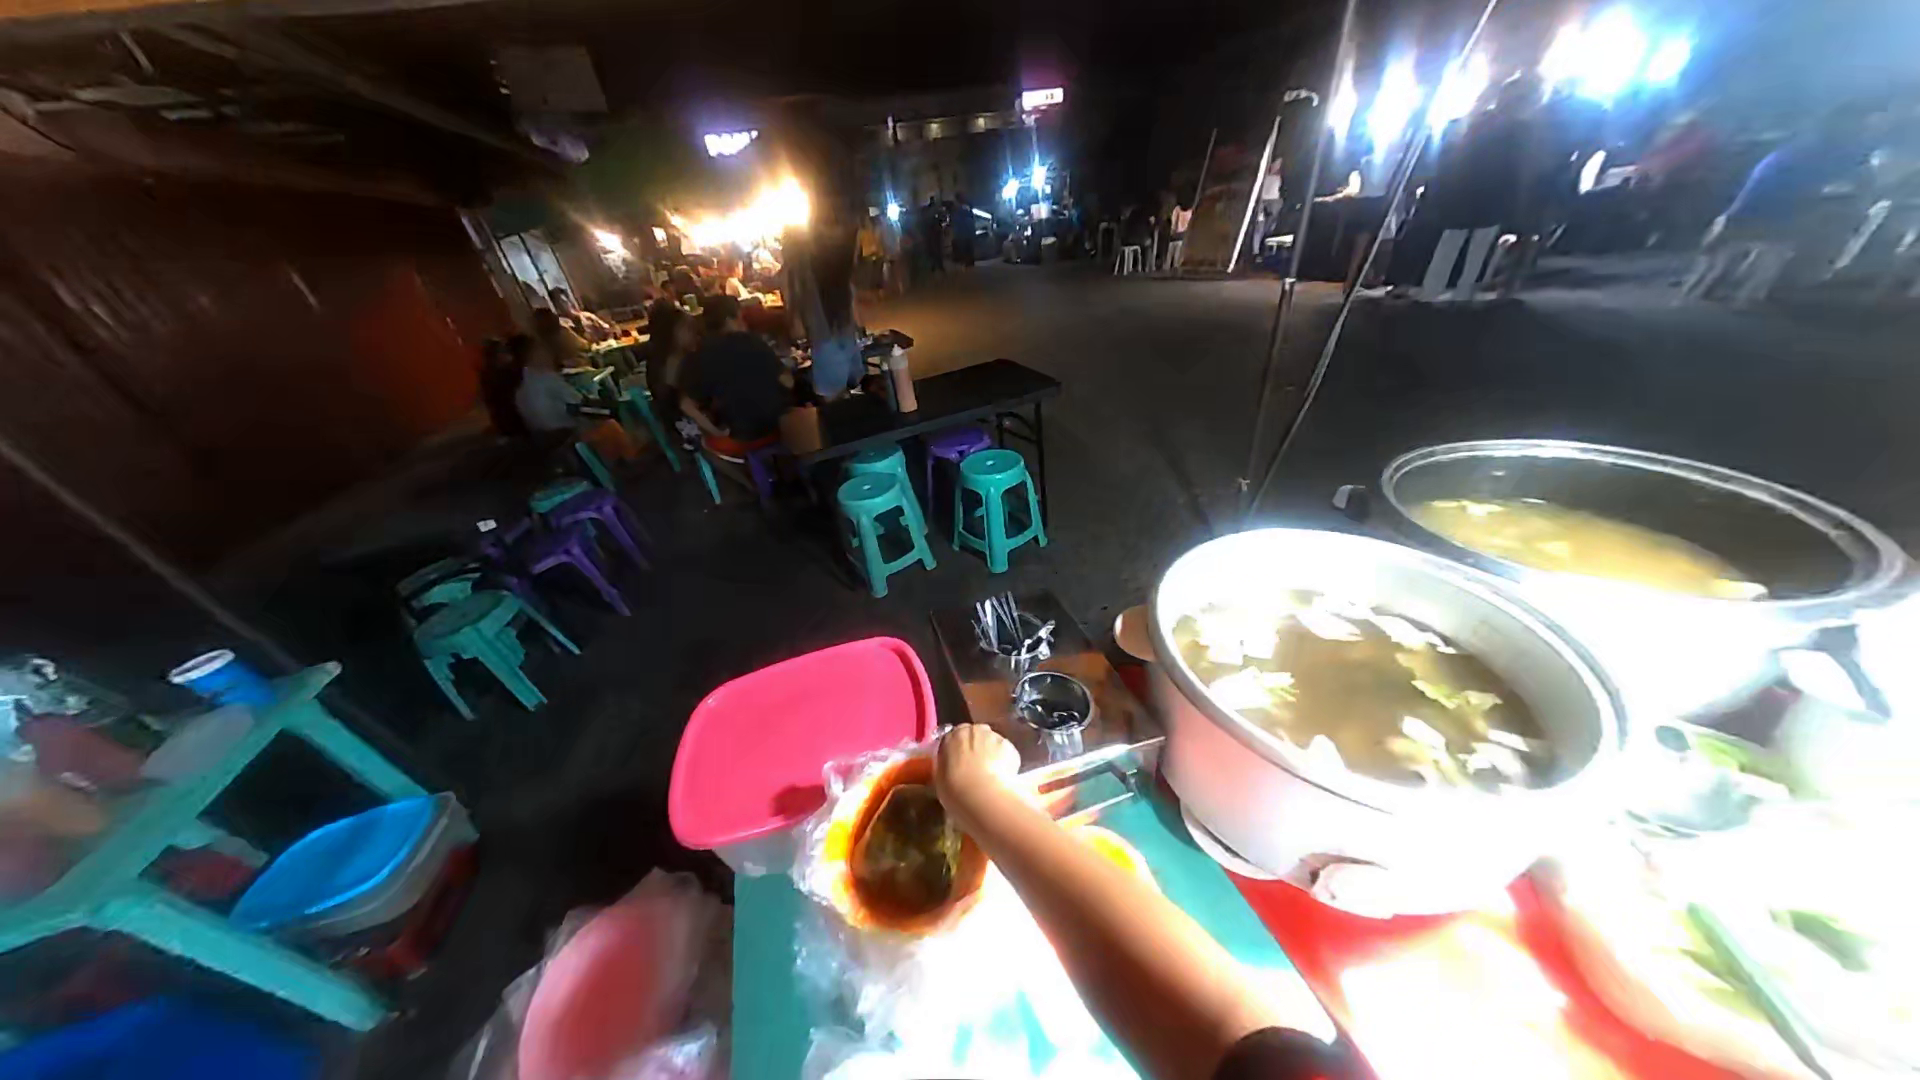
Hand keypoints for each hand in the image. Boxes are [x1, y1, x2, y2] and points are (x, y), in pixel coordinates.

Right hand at [934, 724, 1020, 826]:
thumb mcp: (940, 777)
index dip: (958, 749)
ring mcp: (994, 737)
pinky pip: (1006, 753)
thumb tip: (950, 765)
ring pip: (993, 742)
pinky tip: (1002, 778)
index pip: (955, 736)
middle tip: (976, 768)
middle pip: (976, 735)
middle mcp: (974, 730)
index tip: (959, 762)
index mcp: (953, 735)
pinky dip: (1005, 762)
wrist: (981, 796)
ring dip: (992, 753)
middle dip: (976, 748)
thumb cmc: (954, 789)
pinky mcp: (1011, 748)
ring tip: (991, 775)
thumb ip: (945, 764)